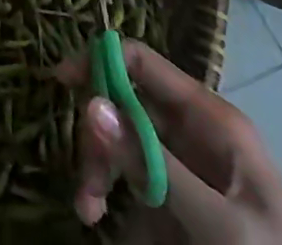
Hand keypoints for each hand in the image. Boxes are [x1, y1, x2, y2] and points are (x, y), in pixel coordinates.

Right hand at [56, 41, 281, 244]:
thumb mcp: (218, 218)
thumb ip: (154, 163)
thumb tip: (91, 104)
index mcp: (208, 117)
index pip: (142, 62)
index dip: (100, 61)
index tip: (63, 82)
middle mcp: (188, 131)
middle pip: (120, 105)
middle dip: (97, 137)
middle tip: (89, 185)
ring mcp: (177, 164)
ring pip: (116, 142)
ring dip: (96, 170)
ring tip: (90, 212)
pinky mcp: (169, 198)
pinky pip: (124, 179)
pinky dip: (104, 194)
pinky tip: (100, 219)